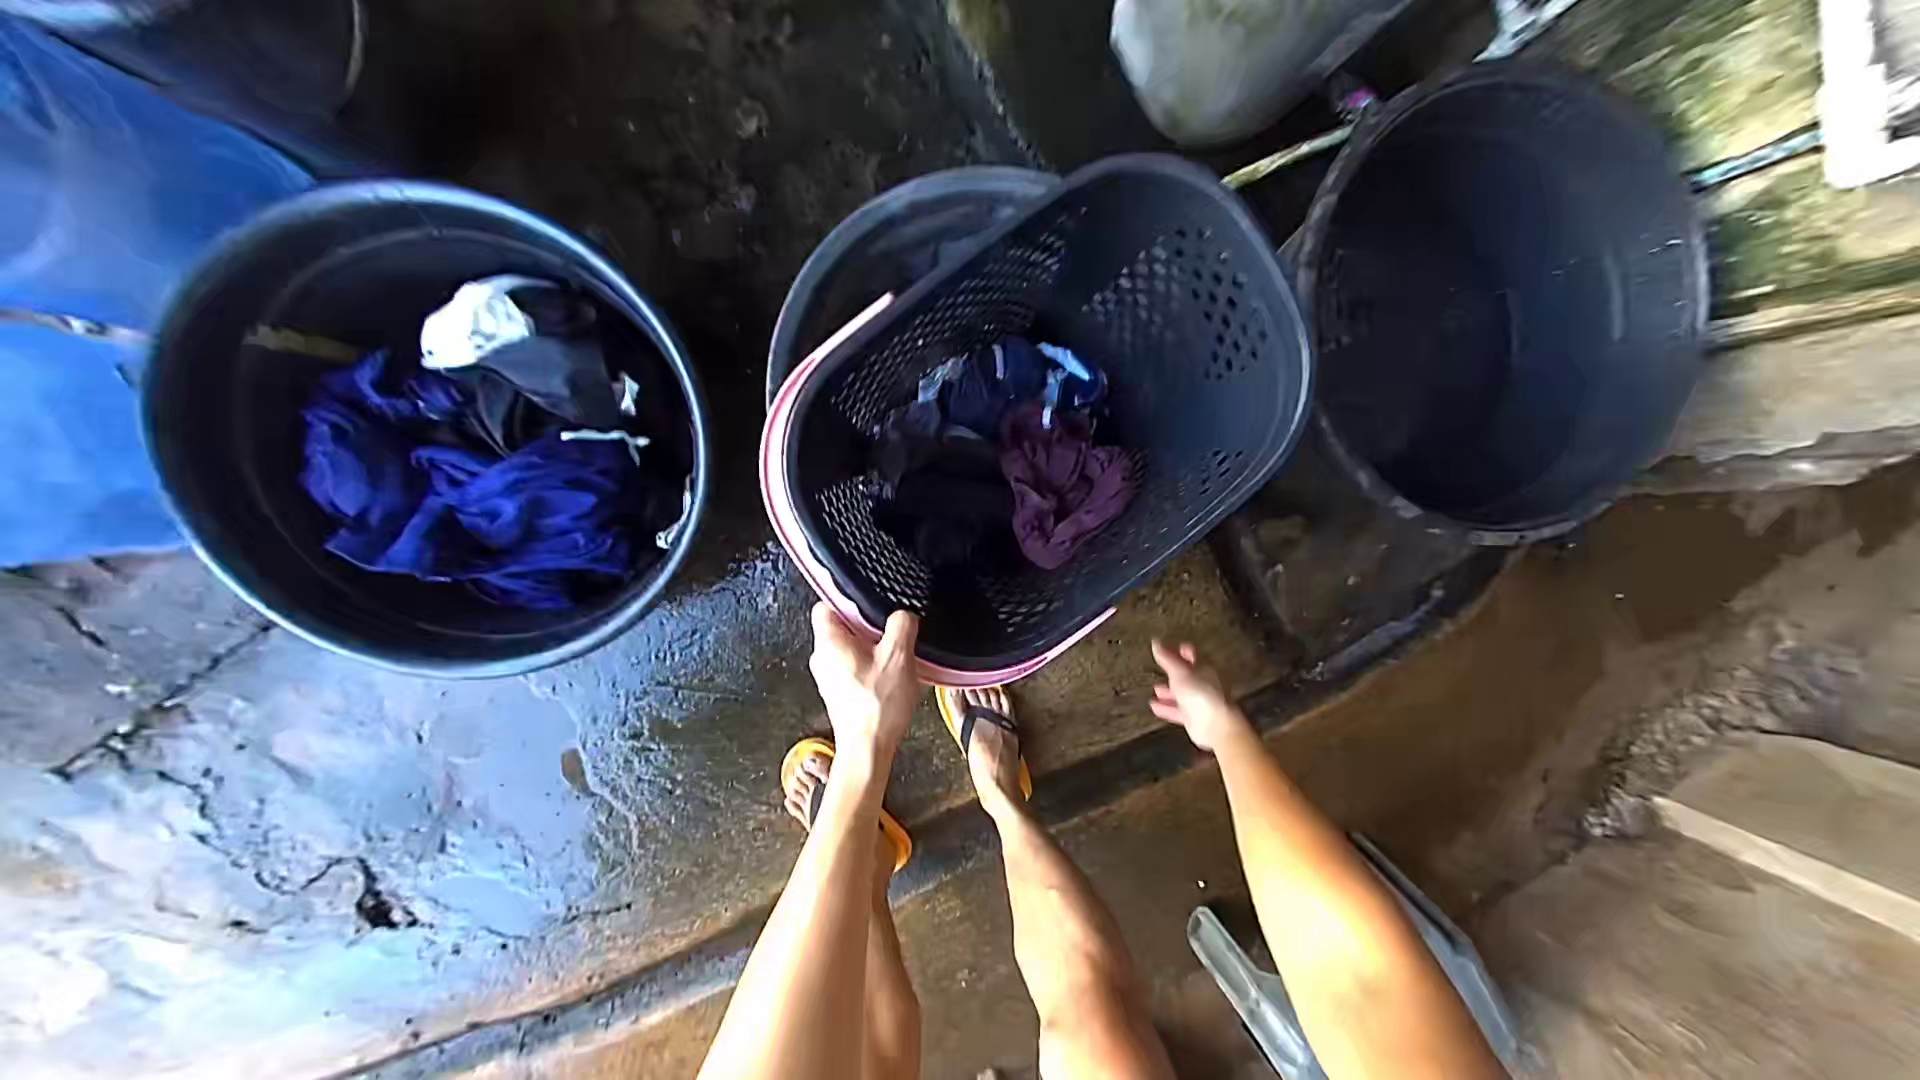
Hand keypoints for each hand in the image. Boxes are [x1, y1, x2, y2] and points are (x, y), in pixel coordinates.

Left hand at [808, 604, 920, 765]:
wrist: (868, 749)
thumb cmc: (877, 706)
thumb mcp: (899, 655)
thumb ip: (902, 625)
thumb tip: (903, 615)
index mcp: (829, 642)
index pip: (826, 604)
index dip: (848, 600)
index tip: (869, 604)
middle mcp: (822, 658)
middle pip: (842, 626)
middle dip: (868, 628)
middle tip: (890, 635)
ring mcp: (829, 677)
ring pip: (851, 649)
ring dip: (873, 650)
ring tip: (894, 659)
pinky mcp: (839, 693)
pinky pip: (854, 669)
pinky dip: (871, 669)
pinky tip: (890, 680)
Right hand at [1150, 639, 1252, 753]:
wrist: (1215, 725)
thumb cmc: (1202, 694)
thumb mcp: (1179, 671)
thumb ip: (1167, 658)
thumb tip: (1156, 642)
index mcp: (1206, 668)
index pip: (1193, 654)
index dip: (1181, 650)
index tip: (1169, 647)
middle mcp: (1205, 684)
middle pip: (1188, 674)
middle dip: (1173, 672)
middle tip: (1161, 667)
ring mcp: (1200, 701)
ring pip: (1182, 694)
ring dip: (1168, 691)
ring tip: (1155, 688)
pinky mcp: (1194, 718)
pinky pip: (1178, 710)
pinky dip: (1166, 708)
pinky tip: (1154, 706)